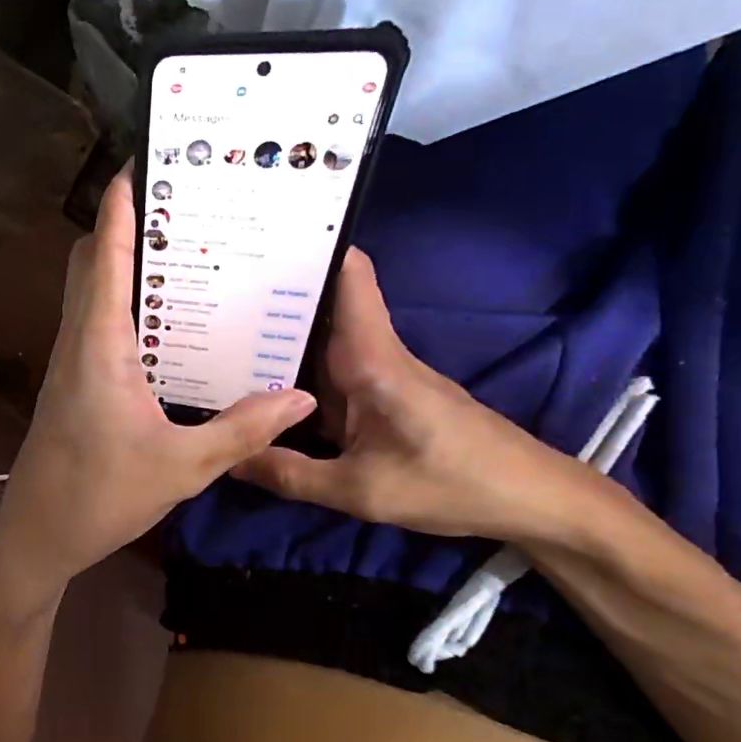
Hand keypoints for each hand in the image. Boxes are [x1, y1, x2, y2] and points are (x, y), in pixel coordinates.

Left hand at [0, 167, 317, 600]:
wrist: (40, 533)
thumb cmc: (103, 496)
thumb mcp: (184, 466)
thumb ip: (243, 429)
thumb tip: (302, 398)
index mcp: (100, 348)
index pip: (104, 259)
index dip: (117, 208)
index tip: (138, 163)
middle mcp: (77, 342)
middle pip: (88, 264)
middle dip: (122, 225)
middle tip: (179, 206)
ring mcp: (69, 361)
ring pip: (86, 292)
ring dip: (119, 262)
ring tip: (179, 248)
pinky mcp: (71, 381)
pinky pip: (93, 321)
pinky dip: (119, 300)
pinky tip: (163, 317)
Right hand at [232, 247, 602, 545]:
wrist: (530, 500)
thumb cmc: (451, 483)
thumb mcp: (359, 490)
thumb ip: (289, 474)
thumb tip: (229, 459)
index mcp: (371, 359)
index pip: (350, 278)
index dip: (312, 249)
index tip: (261, 241)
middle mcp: (373, 355)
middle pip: (320, 309)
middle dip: (269, 299)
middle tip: (209, 298)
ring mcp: (378, 376)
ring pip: (320, 345)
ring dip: (277, 340)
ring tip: (218, 337)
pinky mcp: (381, 399)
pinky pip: (329, 377)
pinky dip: (295, 377)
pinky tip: (260, 391)